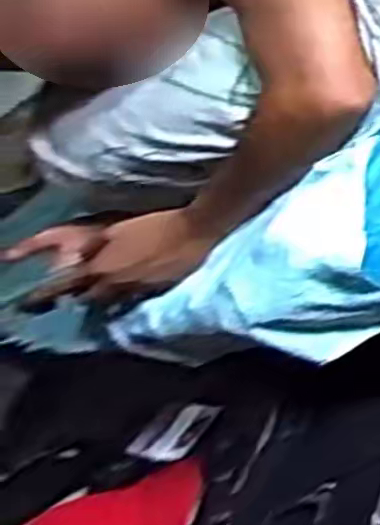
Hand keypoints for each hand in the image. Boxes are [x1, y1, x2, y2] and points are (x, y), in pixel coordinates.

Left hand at [6, 208, 217, 308]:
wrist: (201, 226)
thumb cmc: (157, 224)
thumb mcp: (117, 229)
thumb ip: (94, 247)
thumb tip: (77, 258)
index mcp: (98, 269)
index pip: (60, 288)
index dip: (44, 294)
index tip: (34, 298)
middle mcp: (114, 283)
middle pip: (88, 299)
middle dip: (82, 296)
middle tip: (82, 292)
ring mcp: (141, 286)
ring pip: (115, 301)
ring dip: (108, 298)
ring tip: (110, 295)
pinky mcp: (164, 285)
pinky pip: (141, 295)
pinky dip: (134, 294)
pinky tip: (137, 289)